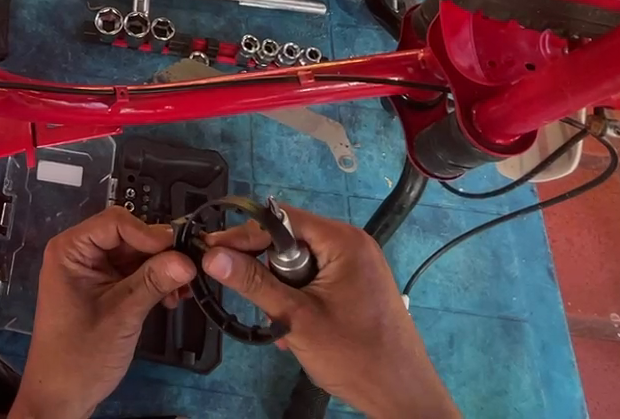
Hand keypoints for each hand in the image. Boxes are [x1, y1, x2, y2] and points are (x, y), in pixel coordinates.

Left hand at [9, 206, 195, 418]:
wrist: (61, 397)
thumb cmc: (80, 356)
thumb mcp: (121, 315)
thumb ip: (152, 282)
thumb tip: (186, 259)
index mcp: (71, 248)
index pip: (115, 222)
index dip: (148, 232)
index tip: (180, 250)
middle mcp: (79, 251)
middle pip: (126, 236)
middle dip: (158, 252)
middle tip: (189, 269)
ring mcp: (91, 269)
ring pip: (133, 254)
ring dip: (159, 268)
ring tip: (184, 288)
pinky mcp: (101, 286)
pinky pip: (131, 272)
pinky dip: (151, 281)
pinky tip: (172, 296)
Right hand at [202, 204, 459, 418]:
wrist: (407, 403)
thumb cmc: (357, 357)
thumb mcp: (297, 318)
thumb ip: (253, 283)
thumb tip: (212, 256)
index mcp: (342, 240)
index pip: (279, 219)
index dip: (243, 234)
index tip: (211, 249)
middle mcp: (351, 243)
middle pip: (288, 239)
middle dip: (264, 266)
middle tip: (241, 288)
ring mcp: (357, 264)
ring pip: (298, 260)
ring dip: (280, 286)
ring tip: (274, 317)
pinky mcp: (357, 285)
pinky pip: (315, 275)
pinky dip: (298, 295)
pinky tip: (292, 323)